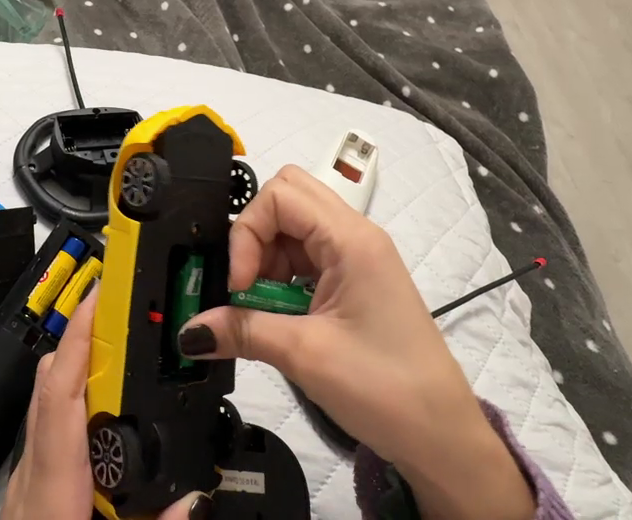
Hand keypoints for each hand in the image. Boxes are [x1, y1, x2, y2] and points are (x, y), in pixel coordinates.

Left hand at [2, 295, 208, 519]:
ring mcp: (27, 480)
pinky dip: (78, 398)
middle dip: (88, 338)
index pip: (60, 394)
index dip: (78, 337)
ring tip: (129, 349)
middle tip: (130, 308)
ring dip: (85, 367)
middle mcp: (32, 476)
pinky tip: (110, 406)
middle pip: (52, 382)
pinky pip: (51, 424)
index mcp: (50, 492)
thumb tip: (194, 496)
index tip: (101, 295)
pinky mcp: (32, 488)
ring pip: (49, 400)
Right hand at [179, 166, 533, 519]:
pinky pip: (304, 256)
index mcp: (351, 239)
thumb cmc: (385, 388)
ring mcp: (356, 257)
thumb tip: (189, 331)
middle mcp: (355, 236)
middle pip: (287, 198)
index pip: (280, 194)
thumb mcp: (305, 355)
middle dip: (254, 235)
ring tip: (260, 309)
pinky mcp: (353, 281)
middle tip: (245, 284)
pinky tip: (278, 316)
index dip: (248, 232)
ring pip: (293, 228)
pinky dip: (281, 277)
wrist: (442, 437)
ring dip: (265, 260)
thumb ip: (241, 331)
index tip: (240, 285)